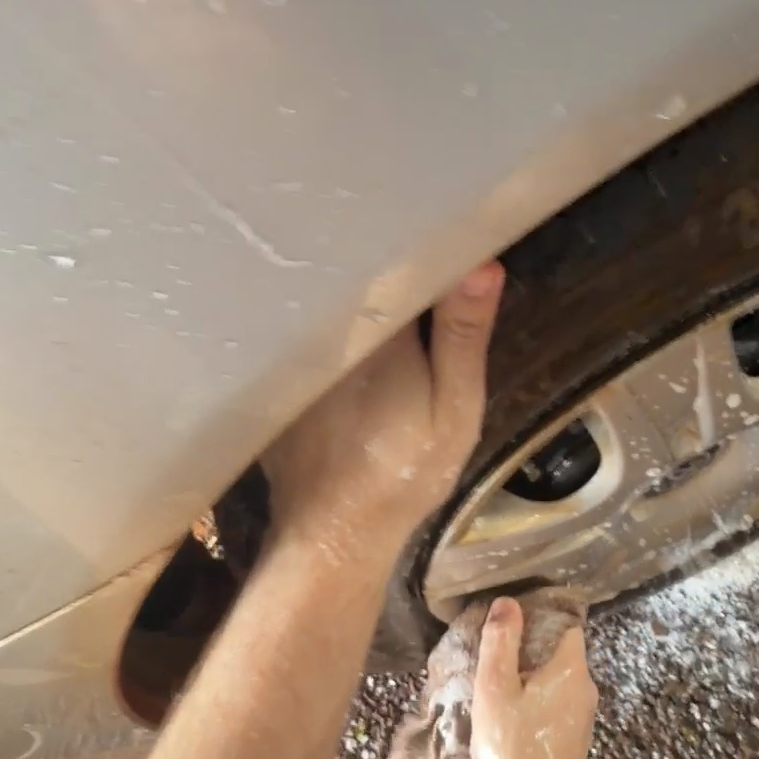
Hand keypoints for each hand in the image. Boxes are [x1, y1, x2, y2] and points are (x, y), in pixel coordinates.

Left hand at [260, 262, 503, 565]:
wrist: (335, 532)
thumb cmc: (404, 474)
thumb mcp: (454, 411)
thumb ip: (464, 338)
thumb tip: (483, 265)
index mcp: (376, 333)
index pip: (392, 263)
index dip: (412, 241)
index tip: (432, 226)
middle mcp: (325, 332)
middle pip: (352, 275)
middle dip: (376, 256)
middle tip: (405, 240)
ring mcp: (292, 354)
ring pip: (325, 300)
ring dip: (346, 285)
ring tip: (369, 259)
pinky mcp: (276, 376)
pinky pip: (299, 331)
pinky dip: (318, 323)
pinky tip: (333, 327)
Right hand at [471, 597, 598, 758]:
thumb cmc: (515, 743)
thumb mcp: (496, 687)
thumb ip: (501, 642)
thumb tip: (508, 602)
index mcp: (571, 666)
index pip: (566, 622)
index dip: (540, 615)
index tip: (512, 621)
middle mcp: (585, 684)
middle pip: (560, 649)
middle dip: (531, 645)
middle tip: (498, 651)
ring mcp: (584, 711)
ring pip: (558, 675)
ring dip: (533, 673)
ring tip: (501, 682)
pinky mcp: (576, 732)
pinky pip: (557, 698)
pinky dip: (538, 695)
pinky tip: (514, 710)